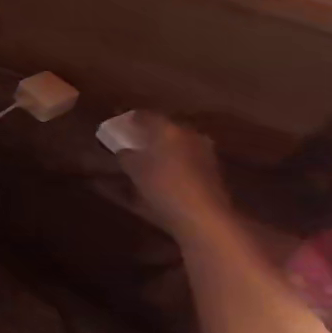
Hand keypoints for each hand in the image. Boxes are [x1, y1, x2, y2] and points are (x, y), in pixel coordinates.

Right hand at [115, 113, 231, 236]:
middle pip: (165, 128)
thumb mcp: (135, 172)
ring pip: (178, 143)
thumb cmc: (164, 188)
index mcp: (168, 129)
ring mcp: (204, 151)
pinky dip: (175, 160)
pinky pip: (188, 156)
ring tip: (149, 157)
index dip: (130, 119)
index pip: (145, 116)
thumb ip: (126, 156)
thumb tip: (123, 150)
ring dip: (164, 147)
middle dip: (149, 133)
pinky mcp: (213, 169)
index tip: (118, 123)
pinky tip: (167, 172)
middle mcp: (189, 134)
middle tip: (134, 140)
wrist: (205, 216)